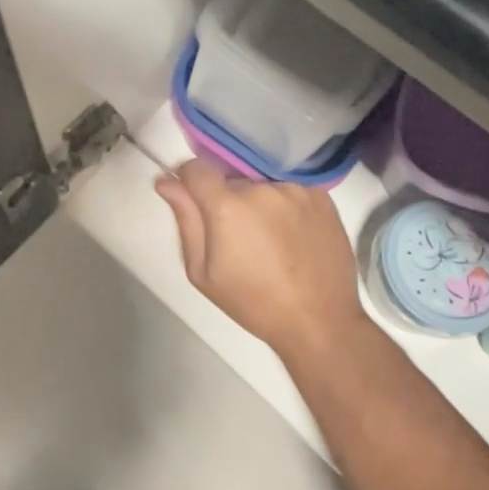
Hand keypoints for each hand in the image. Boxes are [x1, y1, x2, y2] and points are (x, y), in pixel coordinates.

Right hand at [154, 159, 369, 357]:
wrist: (319, 320)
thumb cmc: (254, 302)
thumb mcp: (204, 273)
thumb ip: (186, 221)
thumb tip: (167, 182)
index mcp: (227, 206)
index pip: (196, 168)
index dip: (190, 182)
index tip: (195, 202)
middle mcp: (261, 187)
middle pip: (232, 180)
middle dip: (228, 201)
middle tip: (239, 239)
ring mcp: (295, 189)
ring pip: (263, 185)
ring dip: (260, 203)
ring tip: (272, 241)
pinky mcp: (321, 195)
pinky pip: (291, 191)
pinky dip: (287, 207)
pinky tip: (294, 237)